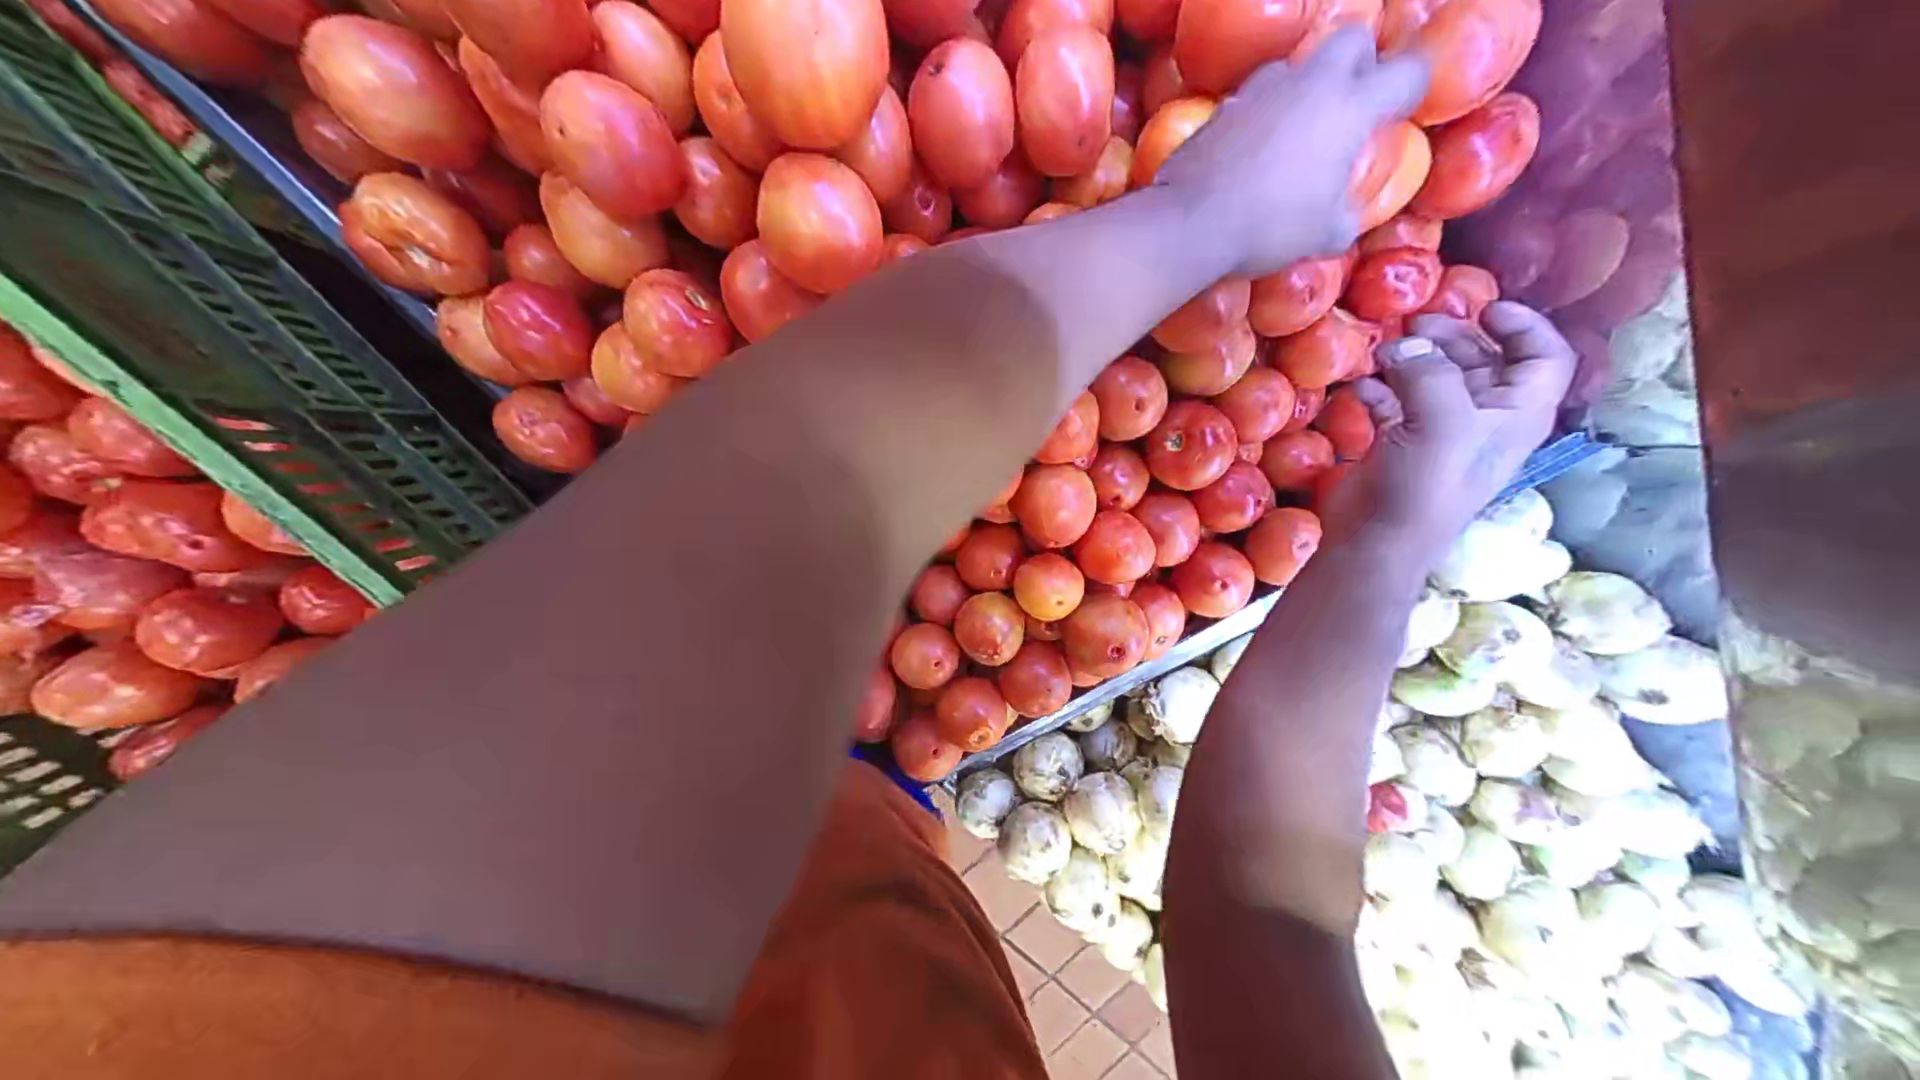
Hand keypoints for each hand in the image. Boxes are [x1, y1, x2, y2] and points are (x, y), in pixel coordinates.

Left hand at [1156, 26, 1427, 276]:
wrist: (1190, 224)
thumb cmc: (1266, 229)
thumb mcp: (1321, 236)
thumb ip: (1344, 219)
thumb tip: (1345, 221)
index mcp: (1350, 107)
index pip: (1408, 71)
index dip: (1412, 89)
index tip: (1399, 114)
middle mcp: (1309, 83)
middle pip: (1352, 38)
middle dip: (1360, 62)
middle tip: (1349, 103)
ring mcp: (1260, 90)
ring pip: (1294, 64)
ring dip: (1302, 86)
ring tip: (1294, 129)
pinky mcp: (1221, 108)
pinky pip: (1250, 97)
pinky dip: (1259, 113)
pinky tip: (1250, 149)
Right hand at [1324, 302, 1577, 551]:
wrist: (1377, 540)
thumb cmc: (1424, 486)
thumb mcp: (1443, 423)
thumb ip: (1429, 374)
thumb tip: (1404, 346)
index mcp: (1515, 414)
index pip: (1542, 357)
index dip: (1524, 326)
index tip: (1487, 306)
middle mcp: (1481, 420)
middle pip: (1480, 361)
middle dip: (1452, 337)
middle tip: (1416, 321)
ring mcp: (1436, 433)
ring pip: (1430, 380)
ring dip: (1408, 360)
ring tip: (1381, 348)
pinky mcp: (1396, 445)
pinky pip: (1391, 404)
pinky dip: (1376, 389)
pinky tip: (1359, 384)